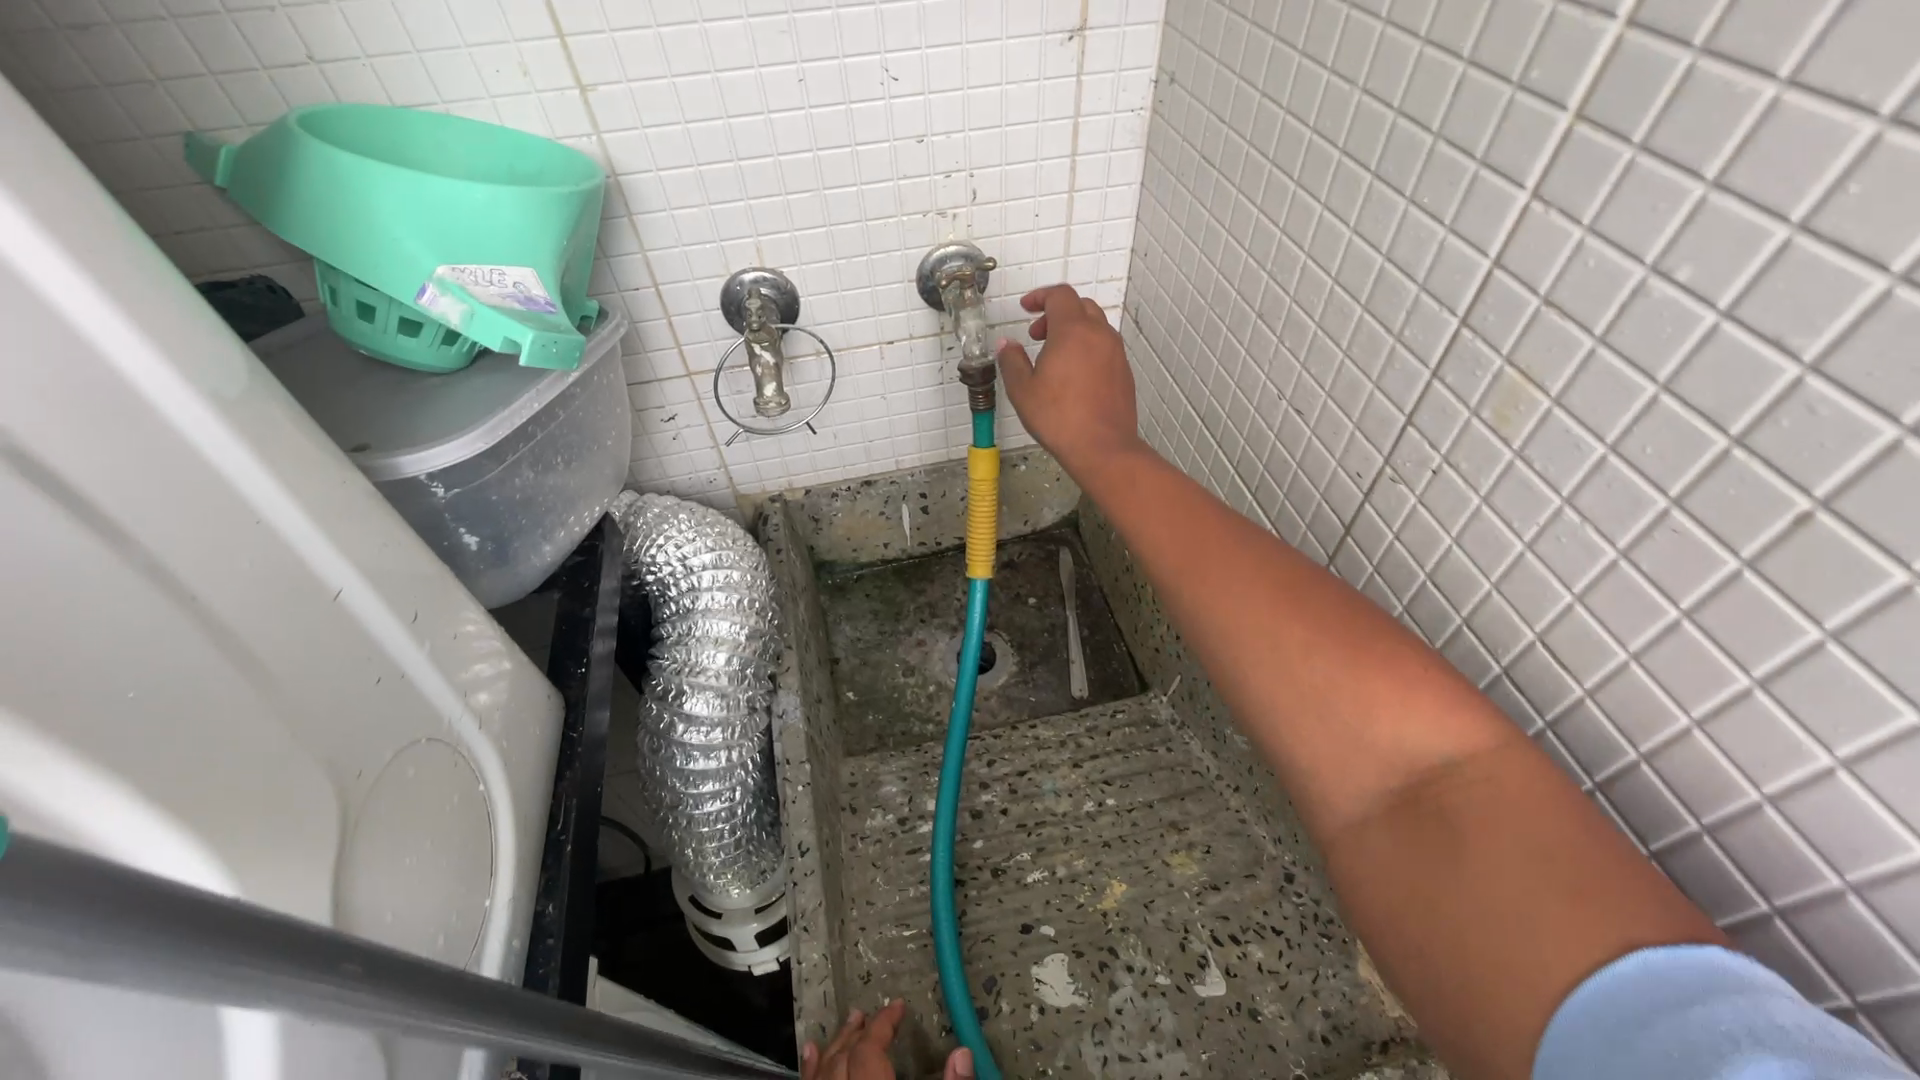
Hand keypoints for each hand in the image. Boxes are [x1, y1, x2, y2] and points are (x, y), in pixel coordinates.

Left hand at [800, 1000, 973, 1079]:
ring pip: (825, 1071)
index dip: (884, 1024)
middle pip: (844, 1058)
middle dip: (859, 1032)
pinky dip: (810, 1067)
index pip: (870, 1049)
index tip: (898, 1006)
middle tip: (872, 1013)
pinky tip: (811, 1050)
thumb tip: (963, 1052)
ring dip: (837, 1044)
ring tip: (850, 1022)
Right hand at [995, 285, 1143, 474]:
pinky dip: (1087, 348)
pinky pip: (1104, 348)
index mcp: (1073, 331)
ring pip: (1095, 326)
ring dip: (1073, 331)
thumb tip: (1007, 345)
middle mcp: (1099, 335)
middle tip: (1037, 334)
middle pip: (1080, 306)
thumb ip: (1012, 361)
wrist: (1102, 447)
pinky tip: (1073, 376)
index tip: (1026, 308)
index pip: (1059, 295)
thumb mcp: (1022, 390)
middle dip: (1056, 313)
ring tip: (1054, 358)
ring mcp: (1116, 353)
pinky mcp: (1124, 372)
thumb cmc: (1059, 418)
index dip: (1040, 296)